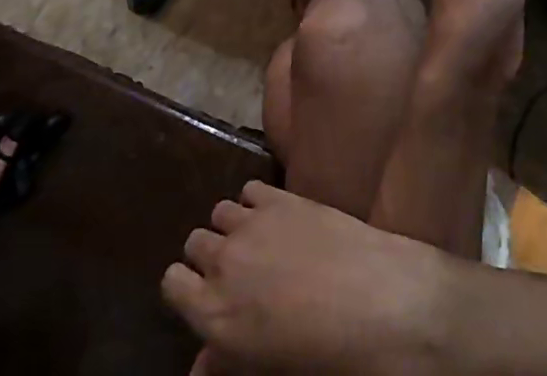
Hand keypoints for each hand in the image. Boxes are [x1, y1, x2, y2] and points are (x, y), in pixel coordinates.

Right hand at [164, 182, 456, 375]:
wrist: (374, 302)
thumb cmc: (319, 350)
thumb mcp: (262, 364)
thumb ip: (223, 357)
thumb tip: (199, 365)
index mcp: (211, 312)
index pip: (172, 282)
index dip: (187, 284)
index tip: (203, 287)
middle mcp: (222, 263)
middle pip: (195, 242)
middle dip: (210, 252)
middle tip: (236, 263)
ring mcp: (251, 225)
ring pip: (220, 211)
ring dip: (233, 223)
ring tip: (257, 235)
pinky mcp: (281, 197)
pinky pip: (249, 188)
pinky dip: (255, 199)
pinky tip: (275, 213)